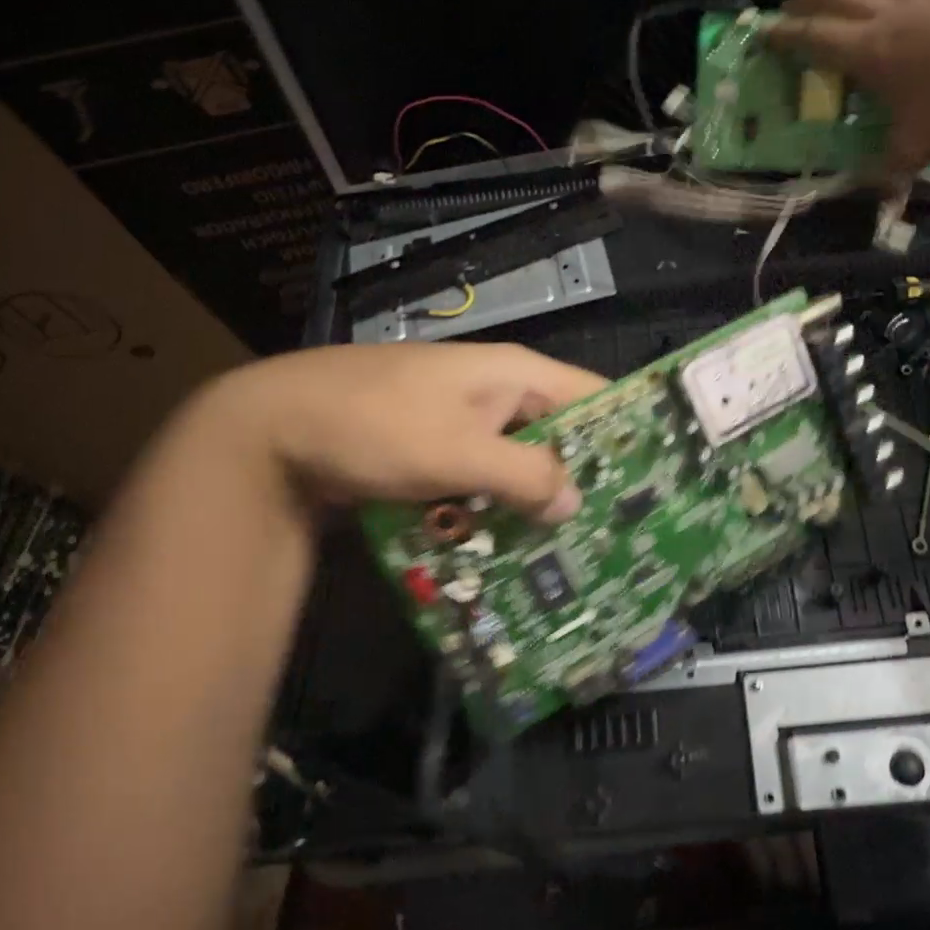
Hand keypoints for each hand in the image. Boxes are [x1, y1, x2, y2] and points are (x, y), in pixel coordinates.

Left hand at [200, 342, 605, 522]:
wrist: (272, 430)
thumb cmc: (375, 426)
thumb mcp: (457, 450)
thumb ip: (524, 476)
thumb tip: (577, 502)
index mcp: (513, 374)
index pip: (593, 394)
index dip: (627, 431)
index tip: (657, 479)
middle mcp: (495, 394)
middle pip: (559, 436)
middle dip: (585, 481)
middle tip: (619, 535)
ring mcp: (462, 424)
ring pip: (520, 465)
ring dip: (540, 504)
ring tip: (575, 554)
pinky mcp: (434, 454)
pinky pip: (483, 483)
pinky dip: (498, 511)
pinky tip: (514, 552)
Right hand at [768, 0, 929, 174]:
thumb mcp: (917, 149)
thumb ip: (891, 174)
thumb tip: (880, 206)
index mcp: (866, 50)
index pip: (812, 37)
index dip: (784, 35)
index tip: (763, 33)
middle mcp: (888, 17)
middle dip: (809, 0)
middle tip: (792, 5)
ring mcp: (925, 2)